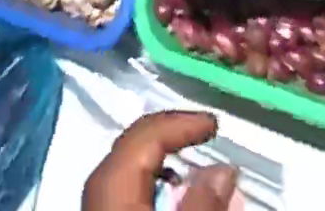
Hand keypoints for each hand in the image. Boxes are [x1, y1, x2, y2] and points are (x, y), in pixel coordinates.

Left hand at [83, 111, 240, 210]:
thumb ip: (201, 205)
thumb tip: (226, 170)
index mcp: (113, 175)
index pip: (151, 131)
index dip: (184, 122)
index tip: (216, 124)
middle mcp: (101, 179)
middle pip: (140, 140)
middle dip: (175, 133)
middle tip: (207, 132)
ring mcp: (98, 198)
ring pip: (135, 162)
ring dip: (167, 157)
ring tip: (196, 161)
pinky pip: (130, 183)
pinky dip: (155, 180)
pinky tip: (172, 191)